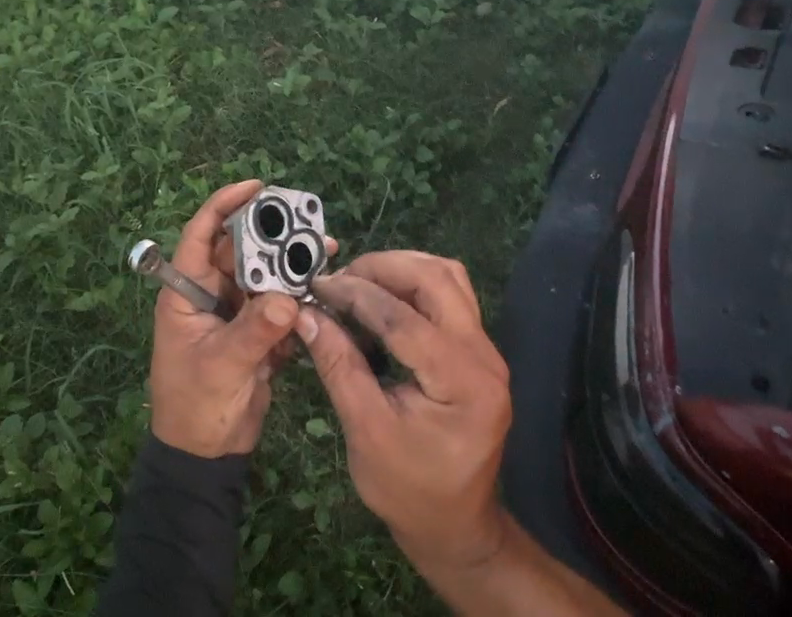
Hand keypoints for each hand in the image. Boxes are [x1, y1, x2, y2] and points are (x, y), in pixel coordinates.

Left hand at [149, 180, 308, 457]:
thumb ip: (253, 332)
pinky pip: (279, 305)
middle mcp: (210, 295)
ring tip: (325, 252)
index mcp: (186, 293)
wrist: (206, 455)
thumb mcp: (221, 366)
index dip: (225, 205)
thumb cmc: (196, 406)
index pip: (201, 235)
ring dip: (291, 266)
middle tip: (307, 224)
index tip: (257, 186)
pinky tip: (324, 291)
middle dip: (272, 236)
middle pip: (241, 252)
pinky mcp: (257, 334)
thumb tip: (287, 299)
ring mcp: (235, 314)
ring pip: (264, 276)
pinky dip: (299, 298)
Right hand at [299, 250, 512, 571]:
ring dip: (401, 269)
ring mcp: (486, 350)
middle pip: (436, 279)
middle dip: (382, 268)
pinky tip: (380, 298)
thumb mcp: (364, 430)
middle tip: (337, 279)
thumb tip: (304, 313)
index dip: (356, 295)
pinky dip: (413, 284)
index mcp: (462, 383)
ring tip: (356, 282)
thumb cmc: (407, 487)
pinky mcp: (477, 349)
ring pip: (448, 278)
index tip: (316, 286)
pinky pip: (450, 295)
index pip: (404, 318)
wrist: (454, 522)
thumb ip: (338, 365)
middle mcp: (484, 356)